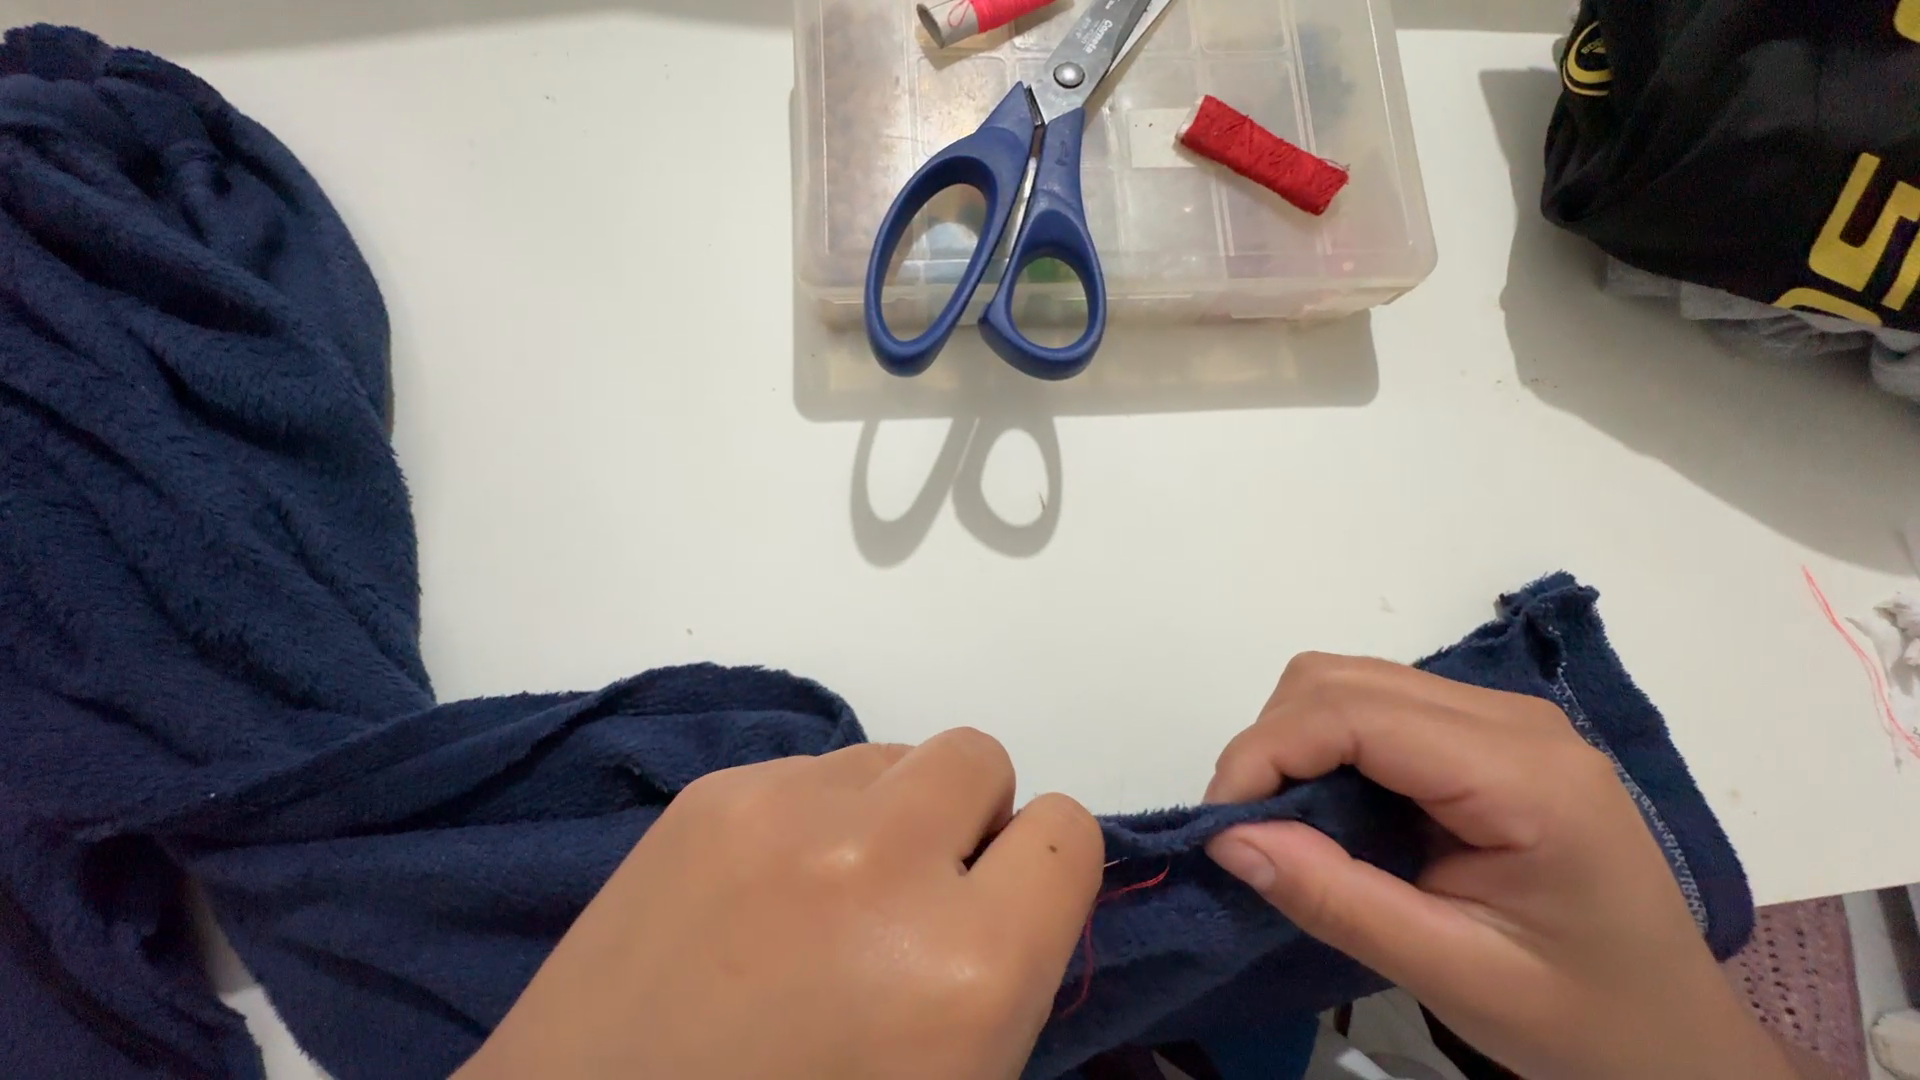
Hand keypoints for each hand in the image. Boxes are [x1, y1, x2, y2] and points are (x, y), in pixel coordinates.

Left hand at [458, 729, 1102, 1079]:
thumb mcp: (958, 1076)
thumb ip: (1009, 967)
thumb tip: (1018, 881)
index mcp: (969, 967)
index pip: (1067, 831)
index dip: (1044, 869)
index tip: (1007, 901)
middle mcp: (883, 861)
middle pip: (979, 757)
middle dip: (967, 819)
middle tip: (915, 894)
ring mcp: (784, 814)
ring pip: (893, 755)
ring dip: (885, 812)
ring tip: (823, 897)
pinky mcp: (710, 796)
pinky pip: (810, 770)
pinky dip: (809, 817)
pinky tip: (754, 892)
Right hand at [1203, 654, 1796, 1079]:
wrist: (1675, 1037)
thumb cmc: (1580, 1020)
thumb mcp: (1453, 976)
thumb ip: (1335, 899)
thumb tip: (1224, 837)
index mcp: (1524, 775)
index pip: (1352, 714)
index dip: (1265, 752)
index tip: (1222, 823)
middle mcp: (1511, 718)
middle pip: (1339, 680)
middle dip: (1271, 744)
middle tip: (1251, 827)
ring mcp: (1499, 716)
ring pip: (1345, 680)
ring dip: (1291, 739)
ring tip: (1287, 819)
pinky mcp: (1481, 728)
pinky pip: (1369, 702)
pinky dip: (1322, 742)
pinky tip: (1331, 804)